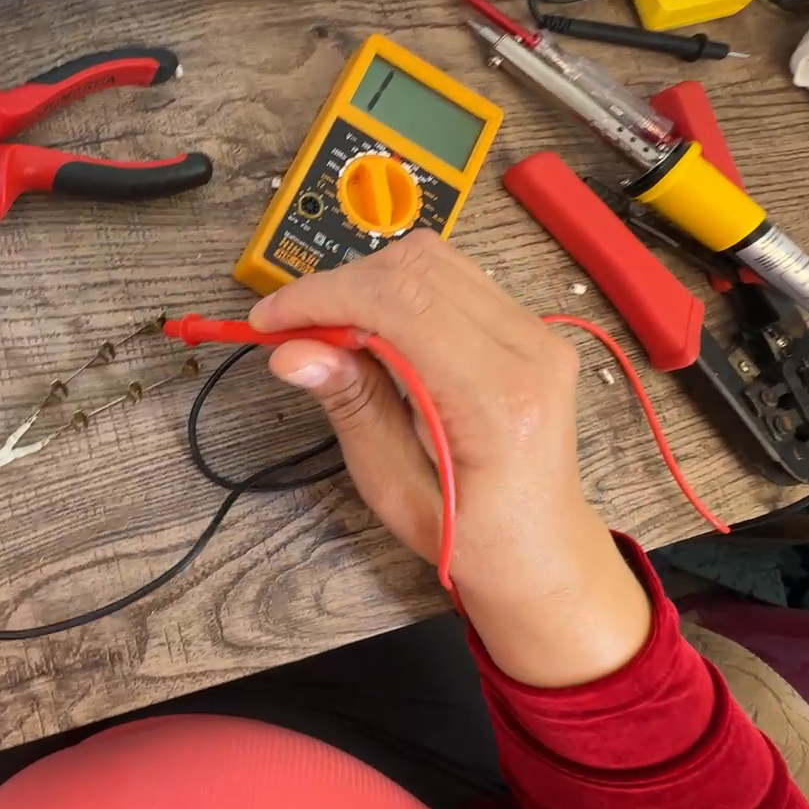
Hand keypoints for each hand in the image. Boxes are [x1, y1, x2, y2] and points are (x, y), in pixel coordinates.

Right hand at [250, 233, 649, 685]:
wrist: (540, 548)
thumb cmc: (464, 535)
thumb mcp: (392, 485)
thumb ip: (351, 405)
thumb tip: (292, 353)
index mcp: (496, 399)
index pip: (400, 304)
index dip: (322, 298)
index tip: (268, 320)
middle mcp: (529, 348)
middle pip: (414, 269)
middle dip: (335, 287)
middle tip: (290, 329)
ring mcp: (535, 330)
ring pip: (430, 259)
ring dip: (362, 283)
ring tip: (326, 330)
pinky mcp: (527, 326)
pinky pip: (448, 275)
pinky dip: (392, 288)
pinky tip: (369, 327)